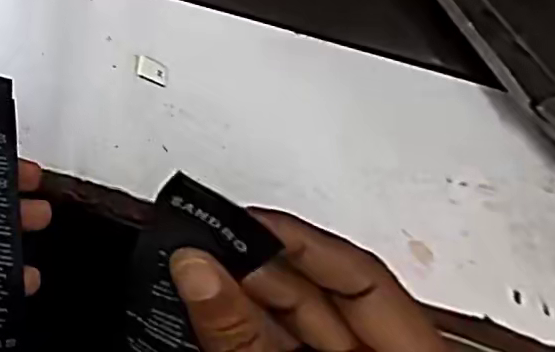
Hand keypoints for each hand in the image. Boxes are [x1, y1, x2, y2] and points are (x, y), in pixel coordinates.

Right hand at [171, 210, 445, 351]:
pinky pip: (280, 339)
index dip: (296, 236)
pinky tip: (209, 303)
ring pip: (293, 318)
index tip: (238, 214)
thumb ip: (250, 337)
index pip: (360, 272)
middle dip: (254, 262)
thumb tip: (196, 268)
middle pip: (318, 291)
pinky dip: (241, 320)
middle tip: (200, 238)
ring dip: (239, 290)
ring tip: (194, 266)